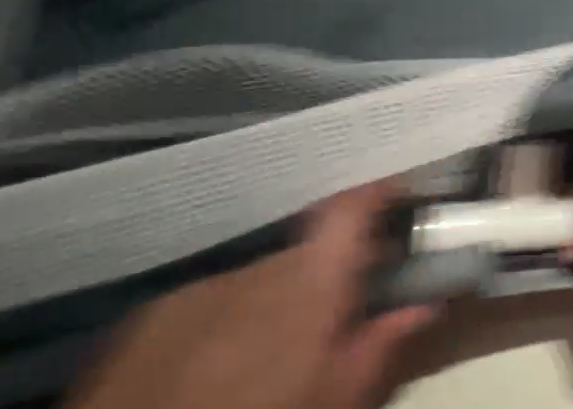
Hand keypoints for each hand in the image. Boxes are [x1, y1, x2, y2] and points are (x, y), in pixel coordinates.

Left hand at [68, 184, 435, 408]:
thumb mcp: (335, 397)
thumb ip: (378, 345)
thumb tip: (422, 306)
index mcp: (309, 283)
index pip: (349, 208)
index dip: (378, 189)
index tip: (402, 186)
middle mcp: (257, 270)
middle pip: (311, 250)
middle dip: (330, 273)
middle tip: (341, 311)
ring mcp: (198, 289)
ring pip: (262, 276)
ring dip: (278, 298)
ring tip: (273, 350)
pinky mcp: (150, 317)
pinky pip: (214, 298)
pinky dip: (229, 318)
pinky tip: (219, 363)